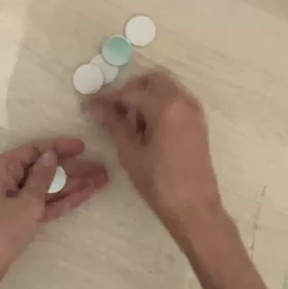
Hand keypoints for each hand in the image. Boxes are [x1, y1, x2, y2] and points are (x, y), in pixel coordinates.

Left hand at [0, 137, 107, 285]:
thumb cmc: (1, 232)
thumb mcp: (26, 203)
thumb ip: (42, 178)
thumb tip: (50, 155)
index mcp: (1, 168)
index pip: (34, 151)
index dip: (60, 148)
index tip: (84, 147)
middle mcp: (6, 179)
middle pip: (44, 169)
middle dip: (73, 169)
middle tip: (102, 168)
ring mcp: (14, 199)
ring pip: (48, 188)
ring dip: (73, 185)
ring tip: (102, 181)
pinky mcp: (20, 217)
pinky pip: (44, 203)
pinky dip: (63, 200)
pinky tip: (86, 195)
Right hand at [85, 71, 222, 239]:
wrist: (194, 207)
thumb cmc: (159, 183)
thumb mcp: (131, 154)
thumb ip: (114, 125)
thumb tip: (97, 108)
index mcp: (165, 108)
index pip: (130, 92)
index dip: (107, 97)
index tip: (90, 104)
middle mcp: (182, 101)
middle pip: (151, 81)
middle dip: (129, 91)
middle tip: (111, 111)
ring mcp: (193, 111)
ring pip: (165, 89)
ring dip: (145, 97)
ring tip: (128, 123)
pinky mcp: (197, 122)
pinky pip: (175, 101)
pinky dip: (158, 105)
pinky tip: (146, 129)